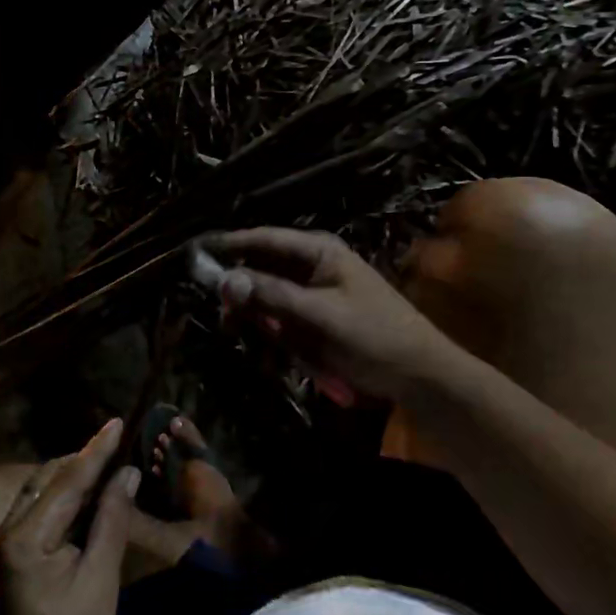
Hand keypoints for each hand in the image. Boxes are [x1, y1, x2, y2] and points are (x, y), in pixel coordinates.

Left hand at [0, 419, 140, 614]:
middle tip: (117, 443)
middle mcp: (4, 533)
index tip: (118, 421)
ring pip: (40, 491)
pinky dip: (62, 497)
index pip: (67, 481)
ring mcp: (2, 546)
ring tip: (106, 461)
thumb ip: (112, 520)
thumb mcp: (99, 580)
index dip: (97, 449)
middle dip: (83, 459)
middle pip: (47, 479)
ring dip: (72, 476)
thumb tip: (129, 472)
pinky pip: (36, 510)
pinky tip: (86, 494)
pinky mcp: (9, 558)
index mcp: (23, 538)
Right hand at [203, 228, 454, 400]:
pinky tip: (287, 354)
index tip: (196, 255)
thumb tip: (224, 280)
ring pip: (266, 298)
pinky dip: (277, 336)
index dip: (229, 245)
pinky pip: (280, 321)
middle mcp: (310, 265)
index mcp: (318, 250)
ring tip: (269, 343)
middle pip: (259, 269)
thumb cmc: (375, 334)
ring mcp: (310, 294)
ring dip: (260, 320)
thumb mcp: (322, 314)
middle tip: (227, 317)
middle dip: (244, 293)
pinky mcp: (312, 320)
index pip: (263, 239)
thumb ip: (273, 296)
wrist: (419, 375)